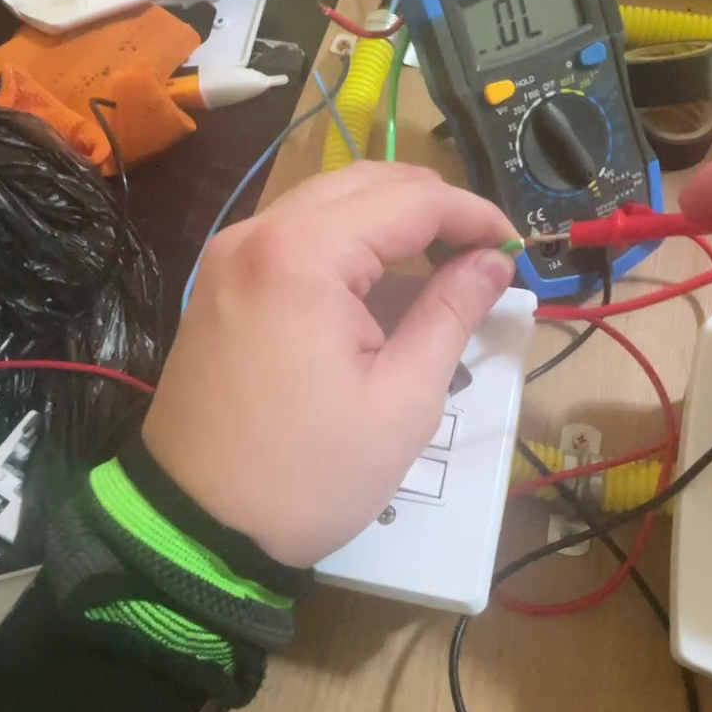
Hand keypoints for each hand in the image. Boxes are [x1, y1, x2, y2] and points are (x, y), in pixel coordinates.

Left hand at [143, 162, 517, 567]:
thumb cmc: (308, 473)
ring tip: (441, 270)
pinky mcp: (222, 283)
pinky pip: (297, 239)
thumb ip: (452, 312)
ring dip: (391, 225)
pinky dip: (348, 248)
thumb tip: (493, 263)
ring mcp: (230, 256)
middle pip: (365, 184)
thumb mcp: (403, 399)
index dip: (473, 214)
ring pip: (329, 205)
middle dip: (434, 209)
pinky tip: (381, 290)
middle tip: (482, 256)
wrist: (197, 527)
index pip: (409, 201)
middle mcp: (257, 233)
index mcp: (302, 254)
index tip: (514, 249)